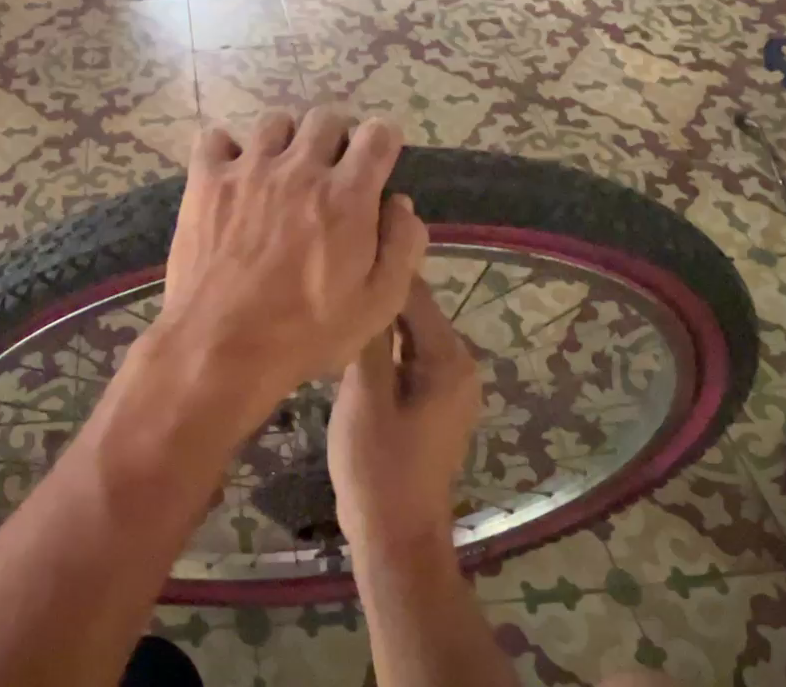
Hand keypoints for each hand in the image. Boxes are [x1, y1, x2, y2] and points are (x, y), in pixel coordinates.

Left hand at [154, 108, 427, 399]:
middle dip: (335, 139)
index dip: (382, 143)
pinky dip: (227, 150)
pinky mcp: (206, 180)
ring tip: (279, 173)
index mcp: (347, 195)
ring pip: (274, 122)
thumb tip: (400, 204)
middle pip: (326, 118)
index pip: (378, 133)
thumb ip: (401, 247)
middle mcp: (299, 168)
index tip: (376, 163)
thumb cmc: (306, 332)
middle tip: (328, 174)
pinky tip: (232, 176)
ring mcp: (248, 169)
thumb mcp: (378, 305)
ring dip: (285, 141)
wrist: (220, 346)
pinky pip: (216, 137)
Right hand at [329, 278, 479, 551]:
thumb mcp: (365, 396)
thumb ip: (370, 338)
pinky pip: (406, 358)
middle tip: (328, 276)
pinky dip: (381, 348)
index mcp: (448, 359)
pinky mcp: (431, 403)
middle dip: (374, 293)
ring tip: (332, 302)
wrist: (395, 535)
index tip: (340, 250)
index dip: (379, 268)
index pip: (414, 292)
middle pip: (413, 311)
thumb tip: (369, 281)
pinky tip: (347, 342)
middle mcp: (458, 365)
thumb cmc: (379, 465)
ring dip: (374, 321)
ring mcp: (447, 386)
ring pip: (407, 334)